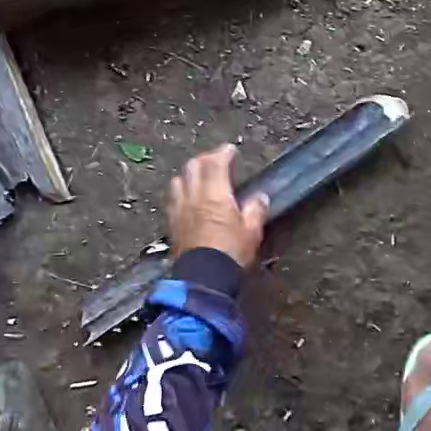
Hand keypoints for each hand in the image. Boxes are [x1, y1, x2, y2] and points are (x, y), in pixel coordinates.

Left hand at [166, 145, 269, 267]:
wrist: (203, 280)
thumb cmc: (230, 254)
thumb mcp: (252, 232)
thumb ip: (255, 210)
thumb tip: (260, 198)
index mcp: (215, 194)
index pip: (216, 163)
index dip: (223, 153)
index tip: (231, 150)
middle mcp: (193, 196)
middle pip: (193, 166)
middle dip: (206, 159)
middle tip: (217, 161)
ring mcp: (179, 209)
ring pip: (178, 179)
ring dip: (190, 173)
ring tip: (200, 177)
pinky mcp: (171, 223)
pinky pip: (172, 197)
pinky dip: (180, 190)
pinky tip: (187, 197)